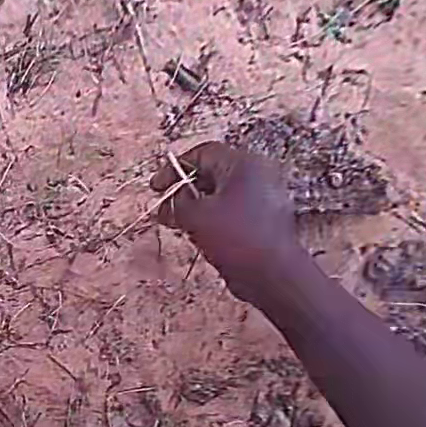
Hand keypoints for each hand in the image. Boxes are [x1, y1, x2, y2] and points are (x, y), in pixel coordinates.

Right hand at [151, 142, 304, 292]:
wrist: (270, 272)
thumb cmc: (234, 237)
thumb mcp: (195, 216)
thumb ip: (176, 204)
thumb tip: (168, 203)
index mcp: (243, 164)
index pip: (203, 154)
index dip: (174, 168)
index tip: (155, 188)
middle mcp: (256, 175)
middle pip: (211, 173)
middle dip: (183, 189)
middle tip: (164, 207)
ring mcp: (262, 197)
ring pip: (219, 194)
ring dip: (194, 206)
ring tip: (176, 223)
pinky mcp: (261, 219)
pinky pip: (229, 210)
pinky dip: (210, 217)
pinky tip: (196, 233)